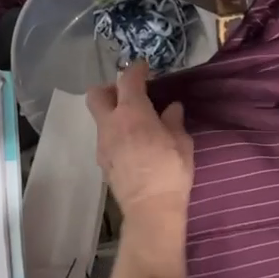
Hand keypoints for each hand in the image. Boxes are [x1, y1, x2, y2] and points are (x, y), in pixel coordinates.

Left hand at [86, 62, 193, 218]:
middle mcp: (111, 124)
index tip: (145, 67)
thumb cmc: (171, 171)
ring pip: (100, 118)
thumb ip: (174, 121)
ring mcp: (103, 143)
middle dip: (110, 88)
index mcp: (132, 113)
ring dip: (114, 114)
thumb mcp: (181, 142)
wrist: (151, 209)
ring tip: (136, 123)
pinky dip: (116, 133)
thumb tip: (171, 108)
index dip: (136, 70)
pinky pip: (105, 137)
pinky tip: (133, 144)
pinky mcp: (102, 161)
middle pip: (96, 94)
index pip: (128, 80)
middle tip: (129, 95)